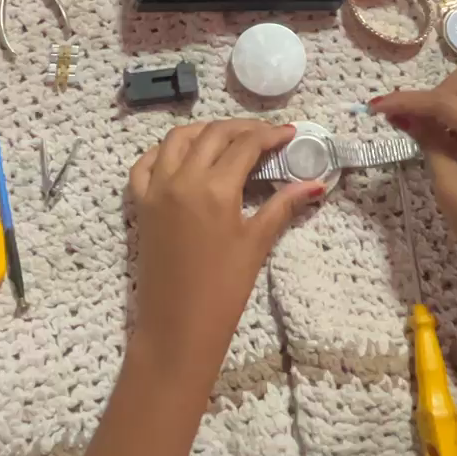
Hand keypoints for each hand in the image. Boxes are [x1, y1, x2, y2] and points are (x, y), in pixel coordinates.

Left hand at [127, 120, 319, 379]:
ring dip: (204, 131)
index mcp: (215, 188)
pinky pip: (145, 163)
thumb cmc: (223, 289)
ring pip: (177, 139)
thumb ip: (283, 205)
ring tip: (227, 139)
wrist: (177, 327)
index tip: (289, 133)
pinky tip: (181, 156)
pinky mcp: (140, 203)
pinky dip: (163, 151)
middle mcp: (182, 179)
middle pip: (214, 134)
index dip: (270, 134)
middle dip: (242, 128)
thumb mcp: (256, 242)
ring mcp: (156, 188)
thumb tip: (315, 183)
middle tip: (265, 135)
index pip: (245, 145)